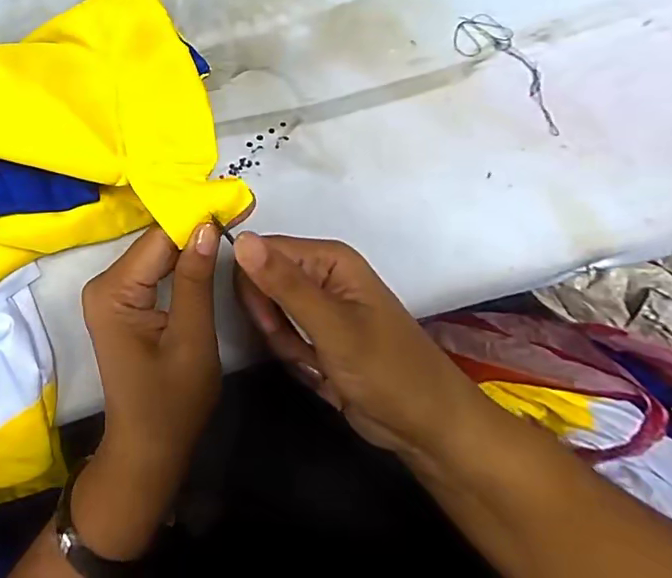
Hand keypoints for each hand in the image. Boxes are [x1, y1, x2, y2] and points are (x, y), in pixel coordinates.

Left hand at [69, 222, 222, 558]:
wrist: (147, 451)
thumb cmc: (172, 403)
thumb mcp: (193, 340)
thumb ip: (197, 280)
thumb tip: (206, 225)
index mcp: (112, 291)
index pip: (157, 240)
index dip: (194, 219)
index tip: (233, 202)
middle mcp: (102, 283)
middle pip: (153, 244)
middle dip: (192, 228)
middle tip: (236, 209)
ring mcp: (108, 292)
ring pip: (153, 255)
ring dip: (187, 243)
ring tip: (226, 222)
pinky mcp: (119, 302)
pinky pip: (151, 271)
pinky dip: (178, 262)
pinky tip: (204, 251)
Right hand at [232, 232, 492, 462]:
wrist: (431, 431)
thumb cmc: (389, 373)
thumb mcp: (332, 328)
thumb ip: (284, 284)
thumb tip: (240, 239)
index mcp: (328, 258)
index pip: (260, 251)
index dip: (254, 284)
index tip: (267, 322)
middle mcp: (321, 273)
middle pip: (261, 281)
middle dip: (271, 320)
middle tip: (300, 348)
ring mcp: (320, 304)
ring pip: (268, 312)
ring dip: (284, 343)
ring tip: (318, 364)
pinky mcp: (318, 333)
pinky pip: (282, 335)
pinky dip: (294, 357)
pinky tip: (322, 373)